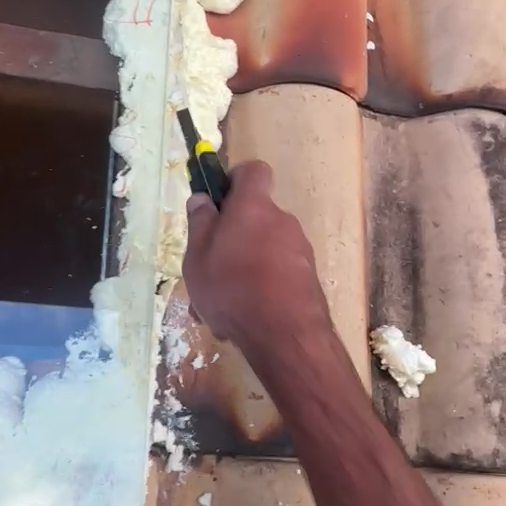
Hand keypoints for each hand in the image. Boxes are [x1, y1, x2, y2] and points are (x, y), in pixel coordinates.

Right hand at [182, 160, 333, 352]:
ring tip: (219, 306)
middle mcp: (281, 220)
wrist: (285, 334)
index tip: (219, 200)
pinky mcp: (308, 278)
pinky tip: (240, 320)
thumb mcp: (197, 256)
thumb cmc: (232, 287)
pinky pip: (276, 275)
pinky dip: (260, 289)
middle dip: (232, 238)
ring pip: (262, 251)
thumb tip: (201, 199)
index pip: (253, 171)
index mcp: (253, 206)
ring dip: (242, 270)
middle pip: (255, 217)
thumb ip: (199, 223)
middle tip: (209, 269)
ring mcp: (299, 250)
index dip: (235, 179)